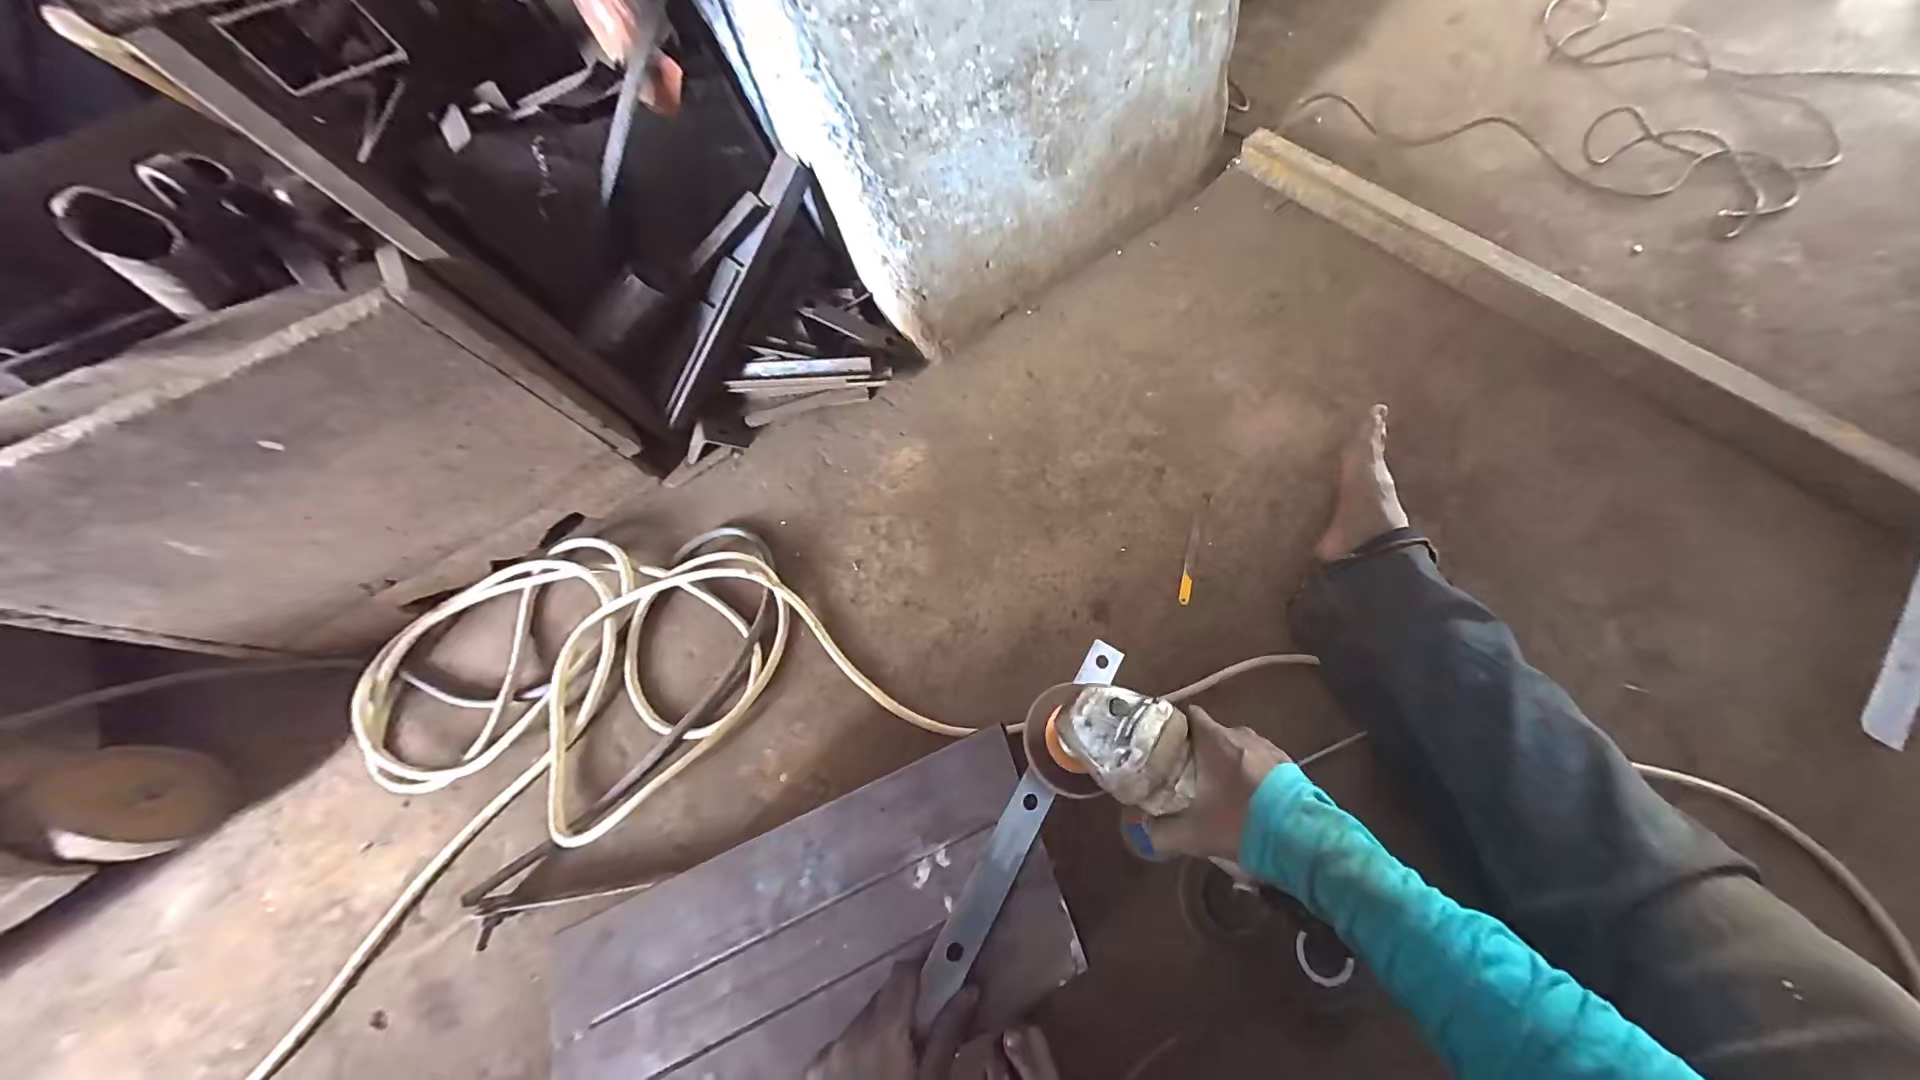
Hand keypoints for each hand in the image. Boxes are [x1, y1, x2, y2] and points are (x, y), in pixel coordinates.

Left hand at [805, 961, 977, 1079]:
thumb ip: (949, 1032)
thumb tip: (970, 988)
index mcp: (881, 1030)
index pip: (902, 973)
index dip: (924, 964)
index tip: (945, 964)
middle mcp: (848, 1032)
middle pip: (882, 998)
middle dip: (906, 1004)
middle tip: (929, 1023)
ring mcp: (824, 1054)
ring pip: (863, 1022)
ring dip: (883, 1028)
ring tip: (902, 1060)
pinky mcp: (812, 1072)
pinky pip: (843, 1045)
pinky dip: (861, 1050)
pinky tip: (875, 1075)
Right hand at [1141, 705, 1290, 860]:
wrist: (1309, 843)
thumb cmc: (1245, 826)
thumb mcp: (1196, 835)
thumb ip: (1162, 833)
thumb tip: (1140, 834)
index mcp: (1217, 741)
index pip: (1190, 716)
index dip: (1175, 727)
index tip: (1165, 745)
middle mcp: (1243, 736)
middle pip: (1212, 733)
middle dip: (1199, 750)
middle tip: (1187, 774)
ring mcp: (1270, 749)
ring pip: (1237, 747)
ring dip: (1227, 762)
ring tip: (1217, 788)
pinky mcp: (1290, 766)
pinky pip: (1260, 761)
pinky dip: (1250, 773)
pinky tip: (1247, 798)